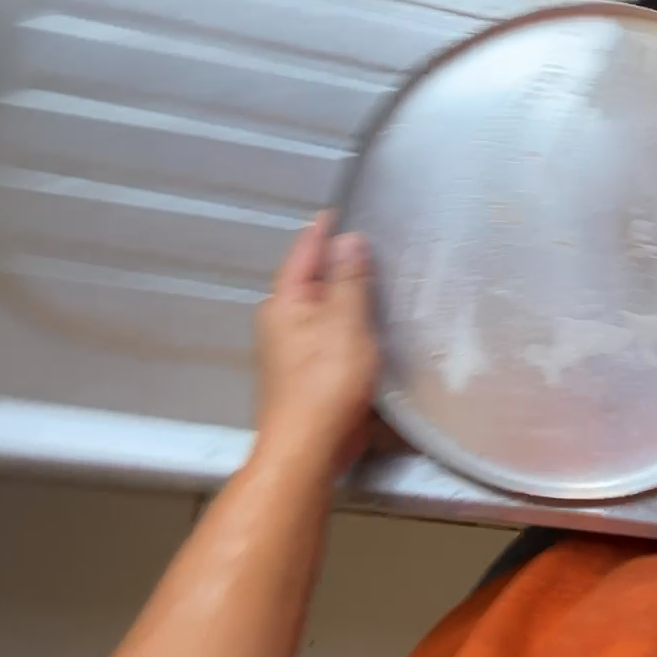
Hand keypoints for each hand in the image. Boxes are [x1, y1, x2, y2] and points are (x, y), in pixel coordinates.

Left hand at [253, 212, 379, 471]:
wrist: (311, 444)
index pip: (303, 257)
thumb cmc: (327, 380)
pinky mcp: (312, 369)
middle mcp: (283, 323)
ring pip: (322, 306)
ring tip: (372, 273)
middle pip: (310, 281)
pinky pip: (332, 327)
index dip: (321, 233)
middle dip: (333, 260)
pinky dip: (350, 315)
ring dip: (343, 289)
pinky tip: (370, 318)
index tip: (334, 211)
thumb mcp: (345, 322)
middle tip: (364, 239)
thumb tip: (349, 240)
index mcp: (286, 305)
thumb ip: (348, 280)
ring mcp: (294, 348)